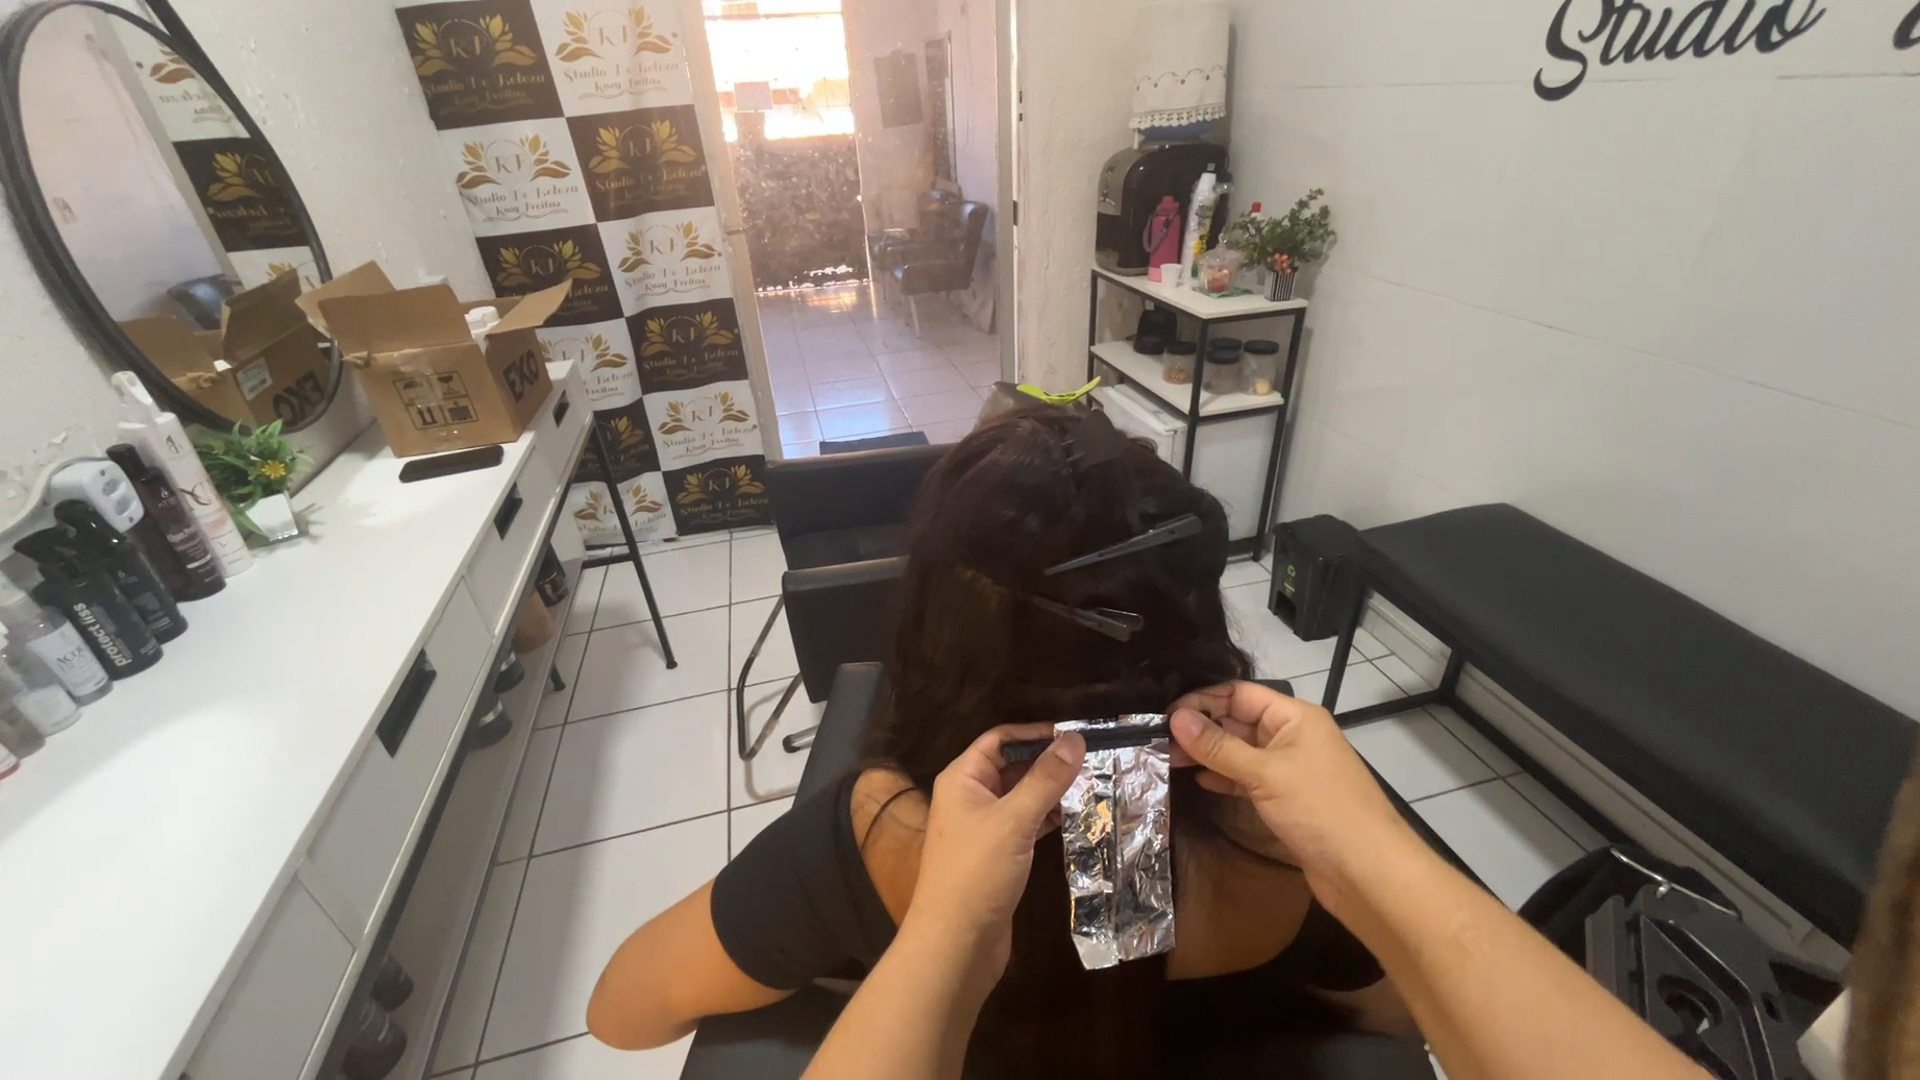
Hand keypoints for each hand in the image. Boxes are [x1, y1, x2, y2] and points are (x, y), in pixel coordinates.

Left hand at [905, 722, 1086, 983]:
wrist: (955, 944)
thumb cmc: (977, 872)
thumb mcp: (1014, 820)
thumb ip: (1045, 779)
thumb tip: (1074, 739)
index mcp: (962, 778)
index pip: (1000, 739)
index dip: (1035, 732)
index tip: (1075, 732)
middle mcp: (970, 796)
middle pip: (1012, 766)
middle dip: (1049, 762)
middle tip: (1094, 758)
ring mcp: (983, 827)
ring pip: (1022, 796)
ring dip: (1053, 791)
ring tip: (1094, 784)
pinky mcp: (998, 854)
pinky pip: (1026, 823)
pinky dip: (1048, 818)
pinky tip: (1079, 817)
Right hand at [1169, 681, 1419, 915]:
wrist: (1370, 875)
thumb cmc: (1321, 811)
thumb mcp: (1265, 774)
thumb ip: (1218, 746)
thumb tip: (1175, 718)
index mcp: (1294, 717)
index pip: (1238, 694)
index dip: (1202, 700)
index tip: (1164, 715)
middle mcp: (1291, 736)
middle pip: (1237, 721)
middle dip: (1200, 728)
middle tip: (1158, 741)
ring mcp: (1289, 768)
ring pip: (1239, 751)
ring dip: (1207, 754)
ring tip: (1168, 759)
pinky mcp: (1286, 798)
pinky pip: (1247, 777)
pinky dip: (1224, 777)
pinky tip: (1199, 780)